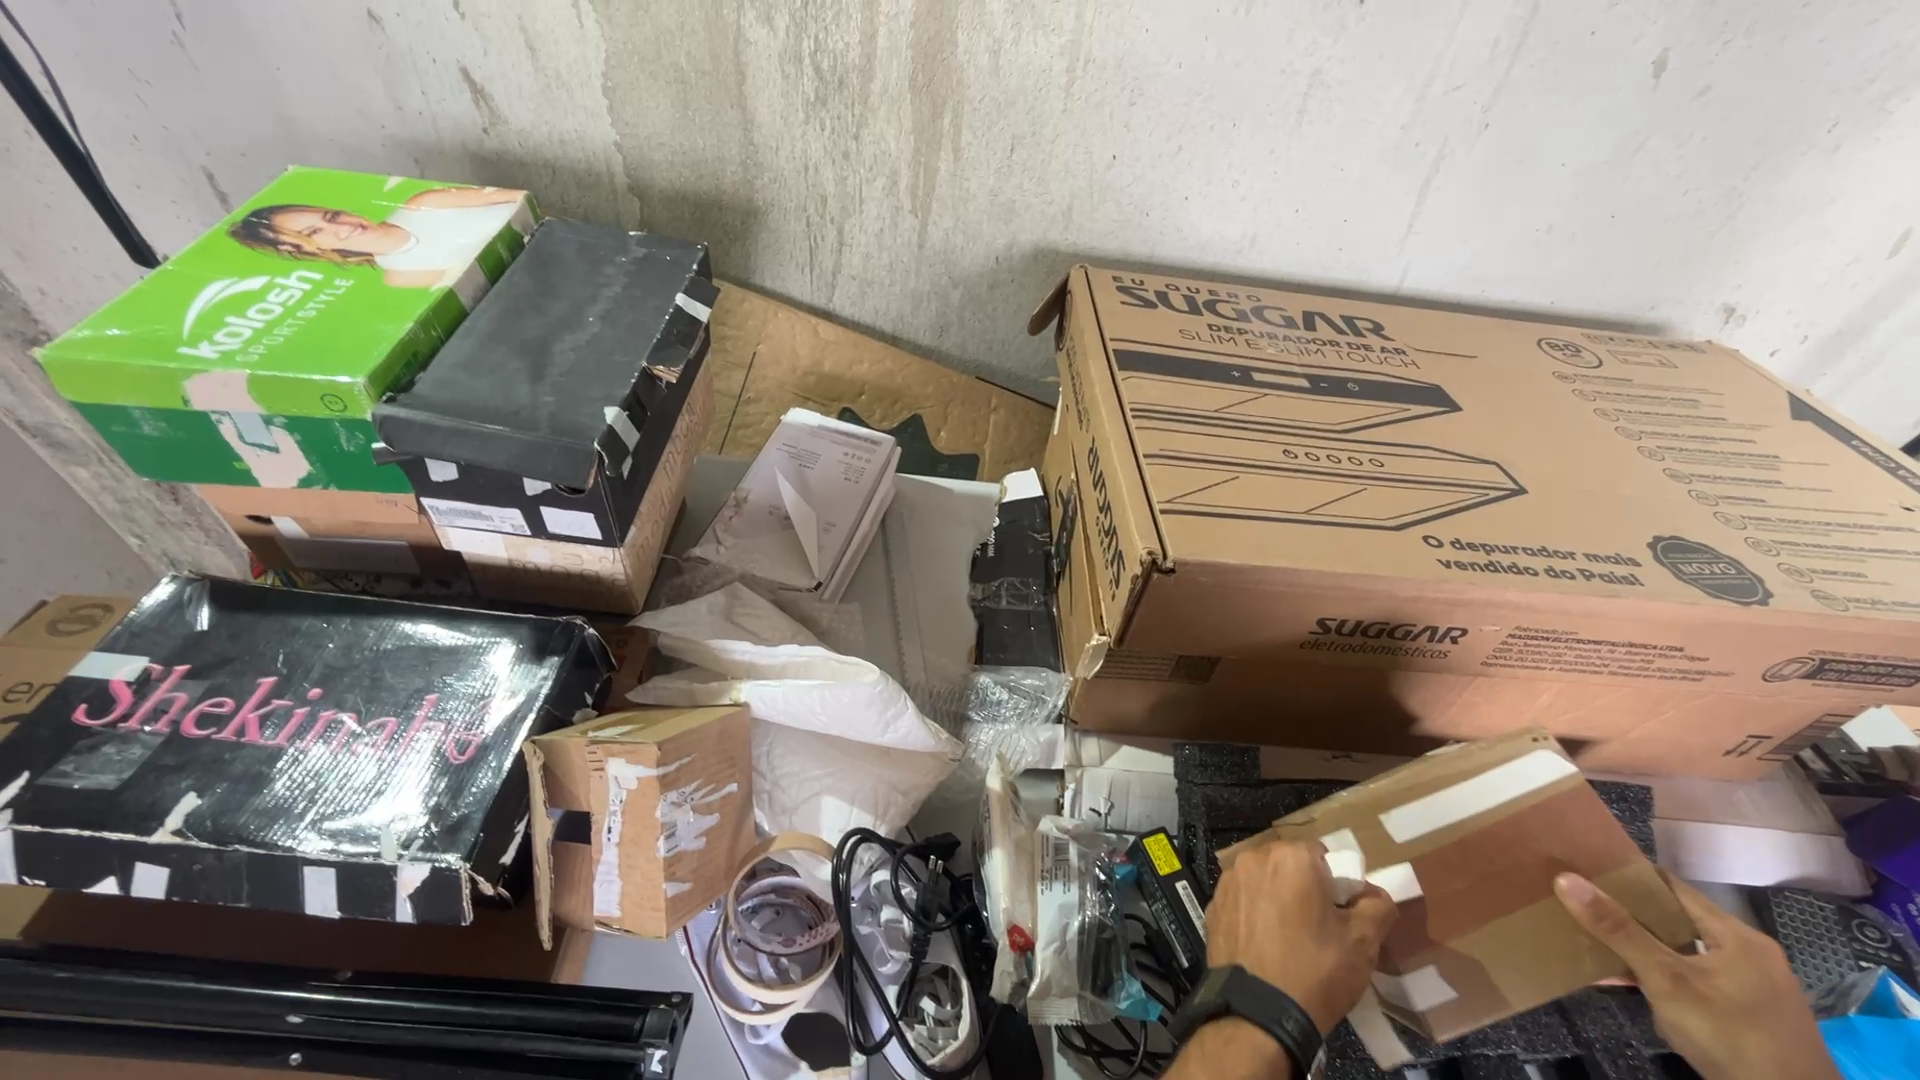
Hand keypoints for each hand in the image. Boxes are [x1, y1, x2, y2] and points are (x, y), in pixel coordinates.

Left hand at [1208, 838, 1397, 1033]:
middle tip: (1319, 926)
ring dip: (1277, 897)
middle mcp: (1253, 859)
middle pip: (1289, 865)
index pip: (1323, 856)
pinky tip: (1265, 944)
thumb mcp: (1364, 941)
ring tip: (1290, 937)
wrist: (1258, 1012)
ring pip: (1263, 881)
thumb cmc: (1315, 970)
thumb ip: (1376, 905)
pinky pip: (1243, 901)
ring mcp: (1228, 882)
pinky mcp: (1213, 907)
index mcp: (1291, 858)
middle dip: (1305, 887)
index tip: (1342, 912)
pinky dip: (1254, 913)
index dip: (1337, 883)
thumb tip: (1372, 893)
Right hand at [1554, 873, 1840, 1079]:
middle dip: (1628, 915)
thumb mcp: (1667, 981)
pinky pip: (1696, 979)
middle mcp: (1748, 952)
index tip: (1584, 870)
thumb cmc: (1731, 1035)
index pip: (1672, 886)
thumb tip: (1566, 878)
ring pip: (1684, 952)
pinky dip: (1664, 976)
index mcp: (1737, 935)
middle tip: (1581, 906)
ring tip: (1595, 944)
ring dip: (1643, 950)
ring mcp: (1752, 985)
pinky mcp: (1749, 1013)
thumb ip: (1619, 931)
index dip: (1627, 875)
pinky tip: (1632, 985)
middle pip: (1677, 920)